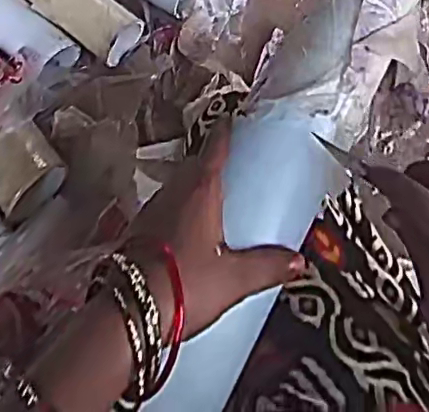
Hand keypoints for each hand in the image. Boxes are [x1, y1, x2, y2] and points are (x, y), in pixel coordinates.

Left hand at [126, 121, 304, 338]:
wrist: (130, 309)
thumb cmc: (184, 284)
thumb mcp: (233, 279)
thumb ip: (268, 266)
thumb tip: (298, 261)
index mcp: (201, 190)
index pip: (215, 148)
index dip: (225, 131)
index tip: (232, 119)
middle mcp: (175, 190)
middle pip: (195, 164)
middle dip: (211, 161)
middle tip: (229, 164)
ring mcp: (153, 207)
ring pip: (177, 184)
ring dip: (192, 185)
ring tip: (210, 197)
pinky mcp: (139, 228)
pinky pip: (164, 206)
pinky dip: (177, 207)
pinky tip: (184, 227)